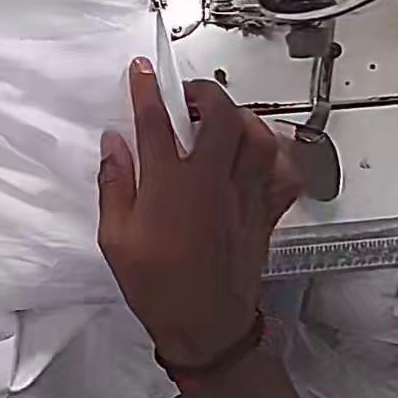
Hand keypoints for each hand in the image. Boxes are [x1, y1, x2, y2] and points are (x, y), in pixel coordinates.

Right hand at [97, 58, 301, 367]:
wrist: (206, 326)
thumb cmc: (157, 285)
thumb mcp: (115, 237)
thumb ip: (114, 184)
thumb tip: (113, 145)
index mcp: (170, 184)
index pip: (156, 121)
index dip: (146, 89)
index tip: (142, 70)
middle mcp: (211, 180)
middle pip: (218, 115)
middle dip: (203, 93)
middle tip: (186, 97)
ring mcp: (244, 195)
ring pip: (257, 136)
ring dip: (239, 117)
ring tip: (221, 119)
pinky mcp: (265, 213)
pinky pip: (283, 174)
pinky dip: (275, 156)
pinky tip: (258, 155)